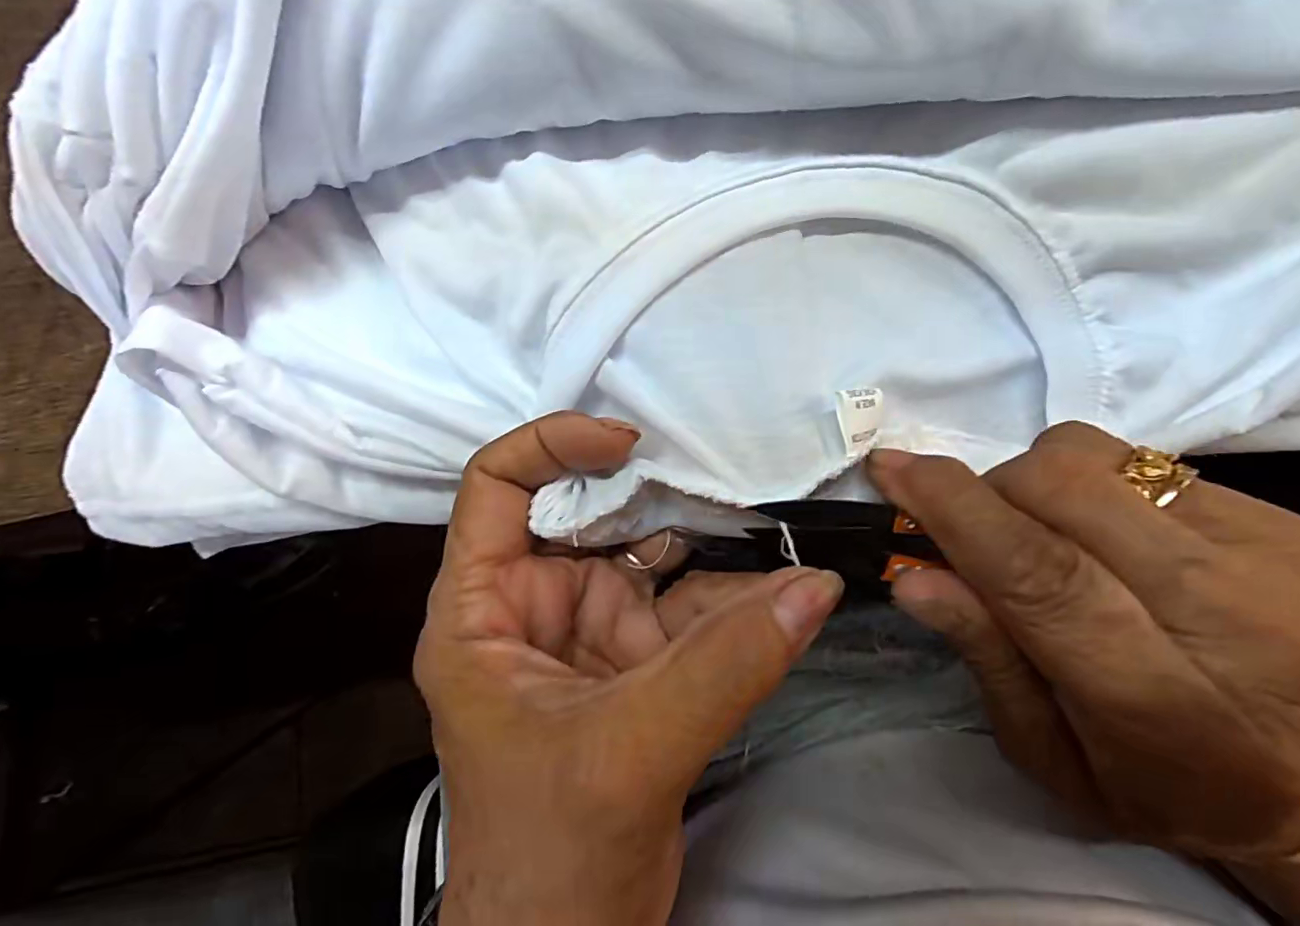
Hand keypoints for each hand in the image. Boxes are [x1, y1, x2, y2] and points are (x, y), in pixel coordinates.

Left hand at [414, 412, 843, 924]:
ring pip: (663, 565)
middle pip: (601, 517)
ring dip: (725, 557)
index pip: (497, 489)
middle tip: (740, 488)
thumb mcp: (631, 751)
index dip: (553, 446)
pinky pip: (699, 614)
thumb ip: (726, 666)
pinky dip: (746, 606)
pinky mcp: (644, 664)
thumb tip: (813, 590)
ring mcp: (597, 633)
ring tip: (789, 541)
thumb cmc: (549, 858)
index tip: (628, 442)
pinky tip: (793, 597)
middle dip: (669, 502)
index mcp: (486, 612)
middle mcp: (540, 607)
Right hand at [869, 422, 1299, 860]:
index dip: (960, 512)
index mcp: (1166, 704)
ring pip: (1101, 457)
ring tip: (1051, 531)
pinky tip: (1117, 536)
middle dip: (994, 489)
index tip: (893, 467)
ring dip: (1044, 480)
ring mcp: (1276, 559)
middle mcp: (1236, 618)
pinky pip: (1146, 460)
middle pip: (1069, 492)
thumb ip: (986, 655)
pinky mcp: (1291, 523)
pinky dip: (1099, 485)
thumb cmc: (1150, 783)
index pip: (1044, 577)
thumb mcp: (1045, 753)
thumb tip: (915, 576)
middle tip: (980, 525)